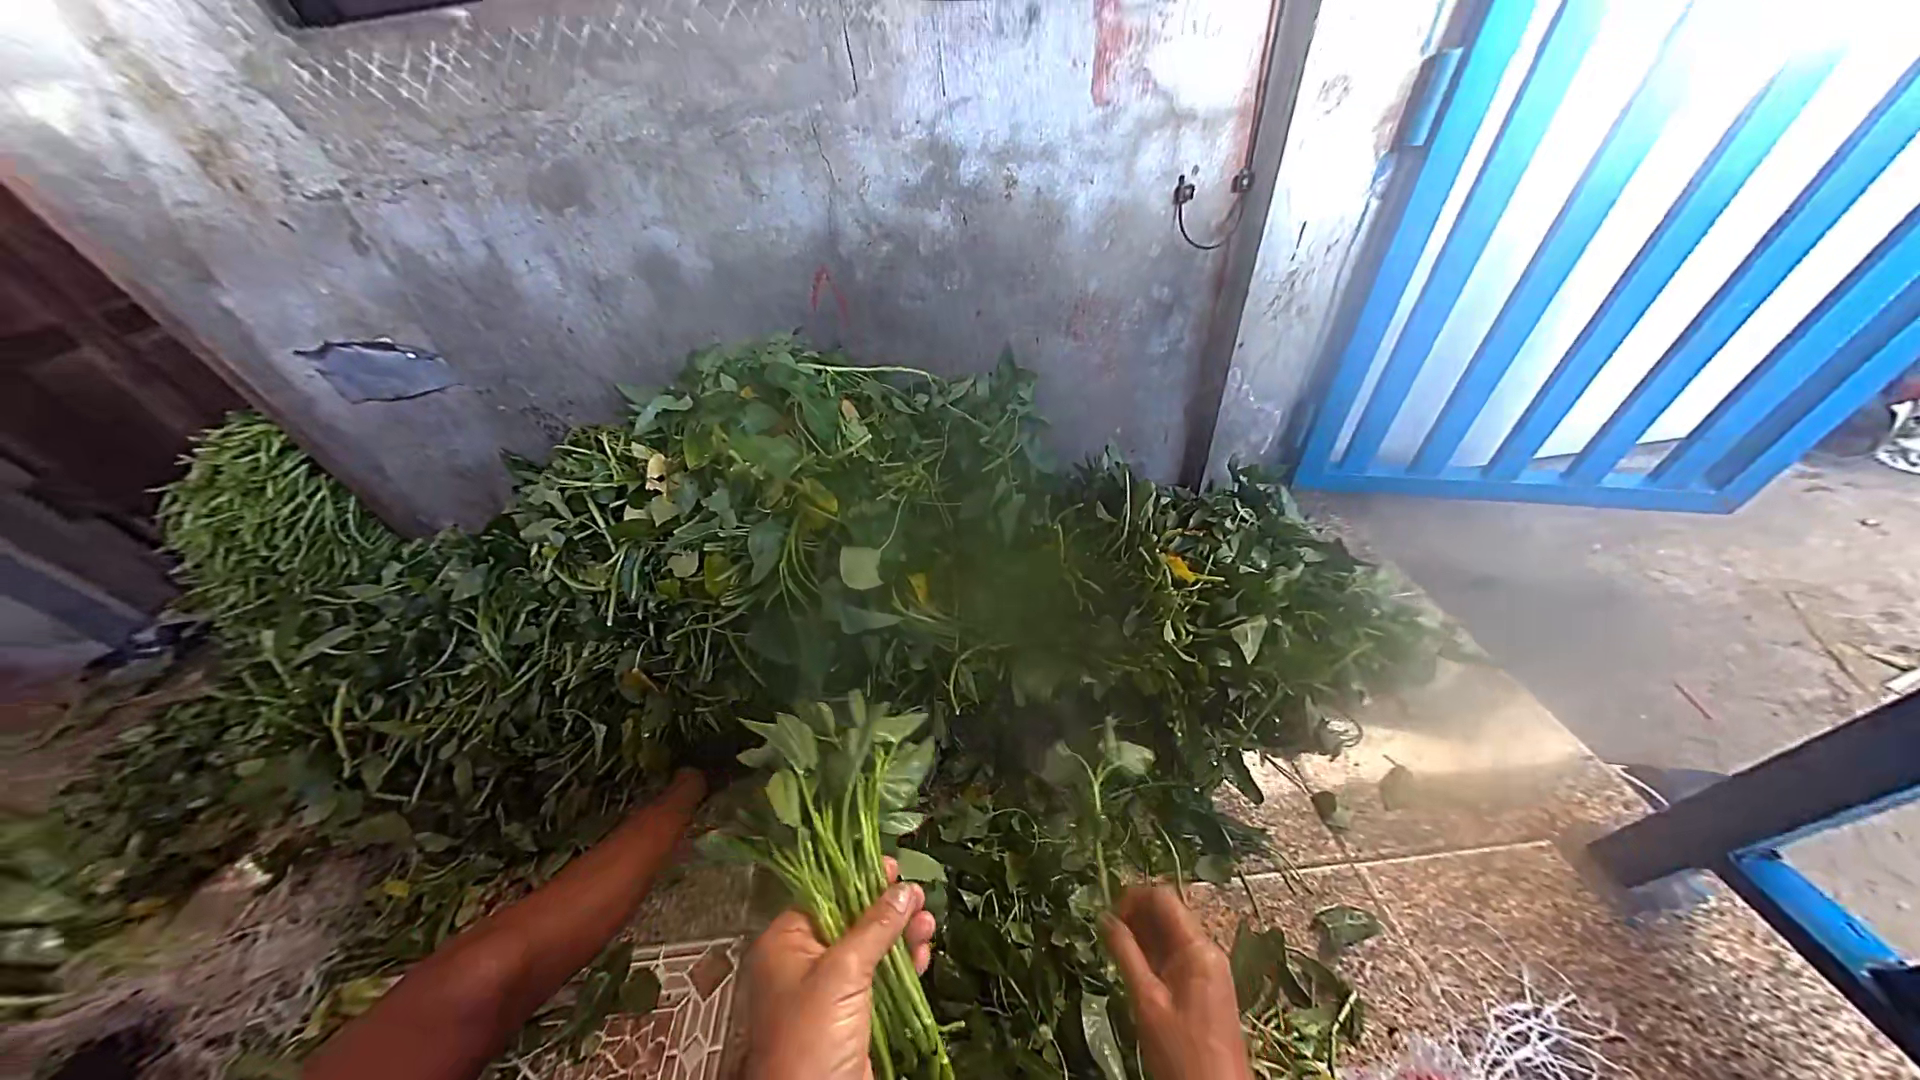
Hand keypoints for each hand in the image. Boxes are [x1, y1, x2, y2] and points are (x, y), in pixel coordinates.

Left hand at [744, 858, 937, 1079]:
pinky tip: (924, 952)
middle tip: (918, 895)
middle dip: (888, 907)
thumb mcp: (842, 973)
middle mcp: (806, 960)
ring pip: (871, 947)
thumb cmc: (811, 1038)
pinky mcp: (853, 1014)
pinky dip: (903, 963)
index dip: (859, 877)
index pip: (825, 893)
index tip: (892, 867)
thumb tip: (904, 888)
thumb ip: (874, 926)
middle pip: (852, 918)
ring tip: (927, 923)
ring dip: (902, 934)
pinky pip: (881, 976)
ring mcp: (830, 989)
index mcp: (787, 943)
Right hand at [1103, 886, 1252, 1079]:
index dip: (1132, 897)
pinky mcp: (1206, 986)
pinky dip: (1153, 952)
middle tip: (1107, 931)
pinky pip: (1176, 954)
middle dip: (1135, 915)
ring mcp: (1209, 969)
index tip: (1107, 914)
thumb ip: (1125, 954)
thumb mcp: (1147, 1002)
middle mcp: (1208, 951)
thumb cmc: (1182, 1054)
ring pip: (1170, 933)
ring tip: (1115, 948)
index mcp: (1198, 949)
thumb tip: (1104, 918)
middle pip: (1168, 912)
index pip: (1164, 898)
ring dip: (1142, 933)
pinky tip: (1134, 966)